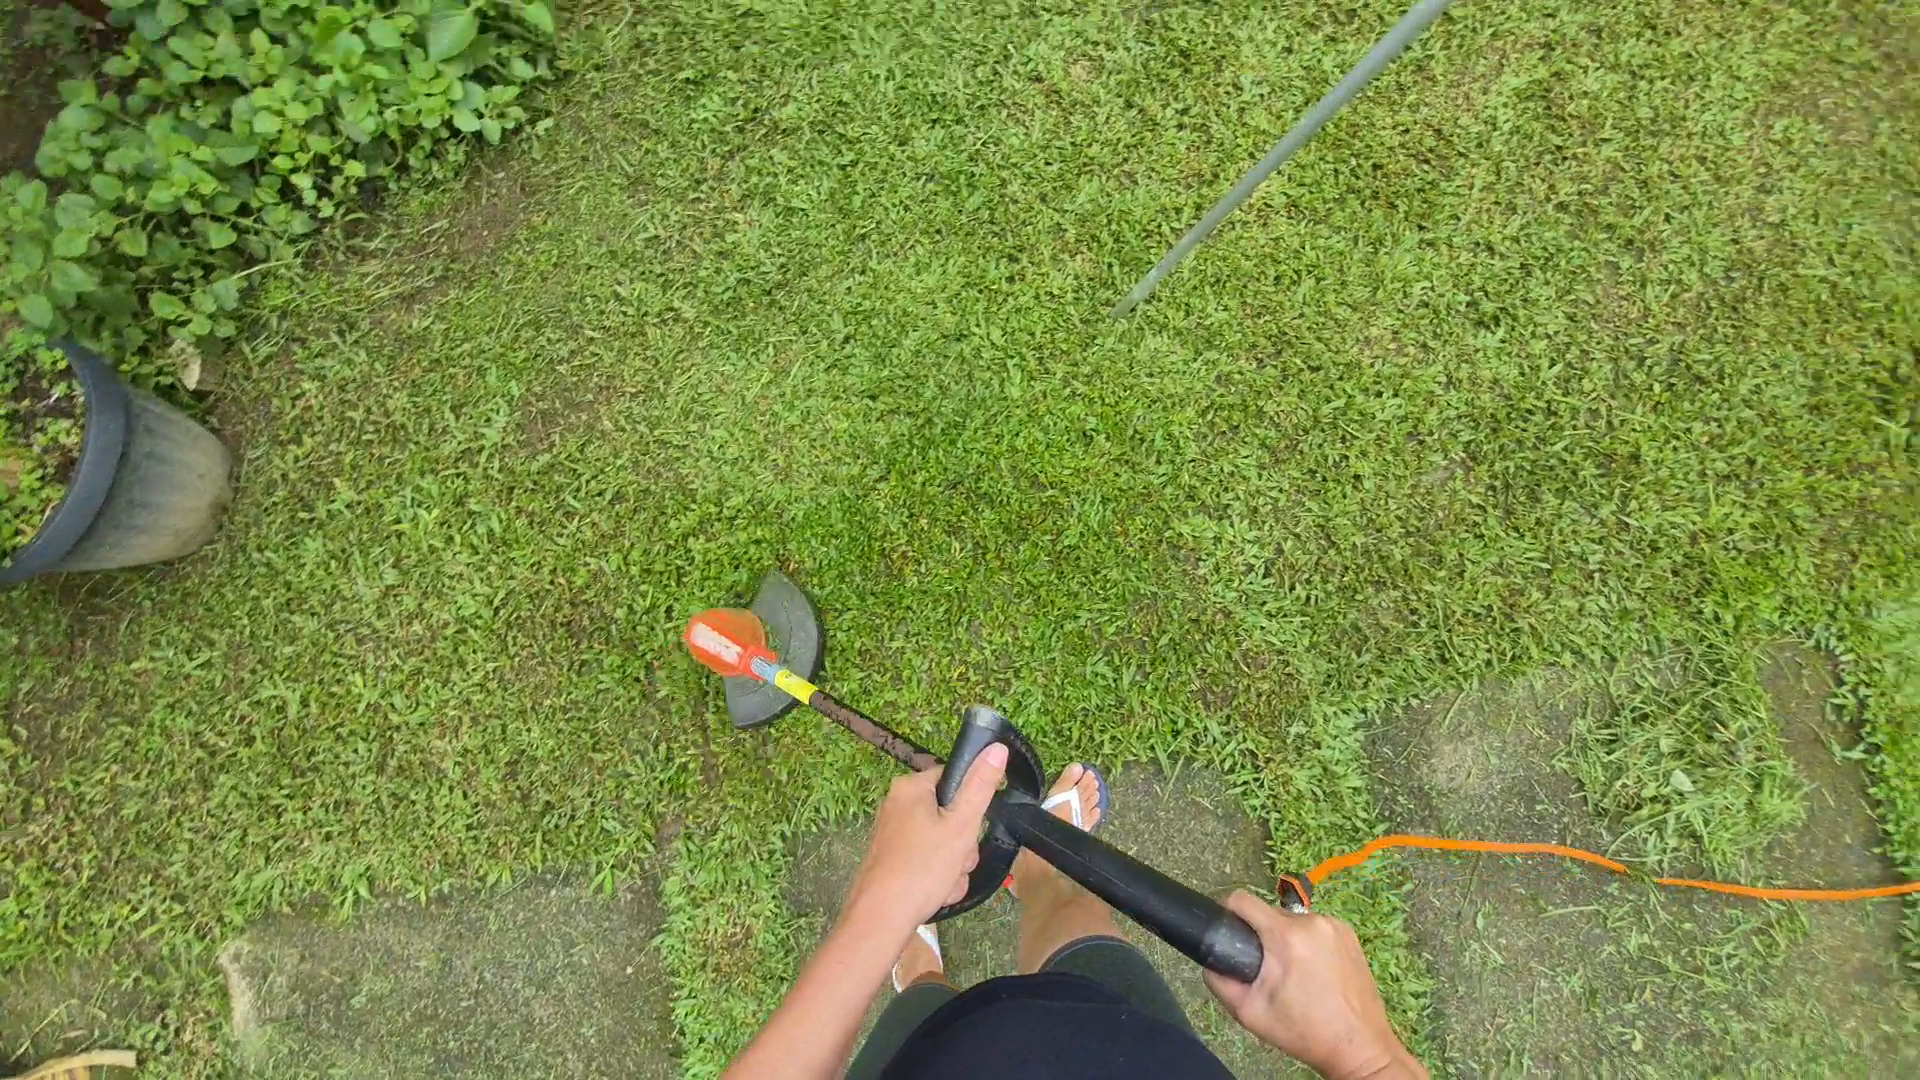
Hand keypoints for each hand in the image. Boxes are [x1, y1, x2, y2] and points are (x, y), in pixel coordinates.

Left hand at [843, 744, 1007, 928]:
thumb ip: (981, 786)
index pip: (953, 780)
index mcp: (911, 787)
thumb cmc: (922, 867)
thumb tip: (998, 747)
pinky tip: (936, 892)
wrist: (881, 918)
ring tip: (946, 881)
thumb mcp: (961, 825)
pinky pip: (927, 858)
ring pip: (941, 840)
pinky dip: (937, 874)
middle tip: (958, 860)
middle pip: (949, 813)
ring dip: (953, 863)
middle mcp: (897, 803)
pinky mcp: (892, 857)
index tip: (971, 828)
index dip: (969, 805)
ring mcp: (893, 832)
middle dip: (962, 843)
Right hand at [1204, 891, 1425, 1079]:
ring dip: (1285, 938)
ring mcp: (1334, 925)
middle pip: (1268, 913)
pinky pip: (1314, 927)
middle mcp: (1310, 921)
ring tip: (1294, 972)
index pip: (1242, 900)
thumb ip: (1218, 980)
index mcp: (1285, 936)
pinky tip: (1314, 969)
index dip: (1228, 911)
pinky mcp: (1349, 933)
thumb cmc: (1303, 1033)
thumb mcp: (1249, 1013)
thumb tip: (1208, 959)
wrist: (1361, 1051)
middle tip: (1267, 968)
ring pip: (1291, 920)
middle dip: (1262, 935)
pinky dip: (1308, 942)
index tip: (1229, 929)